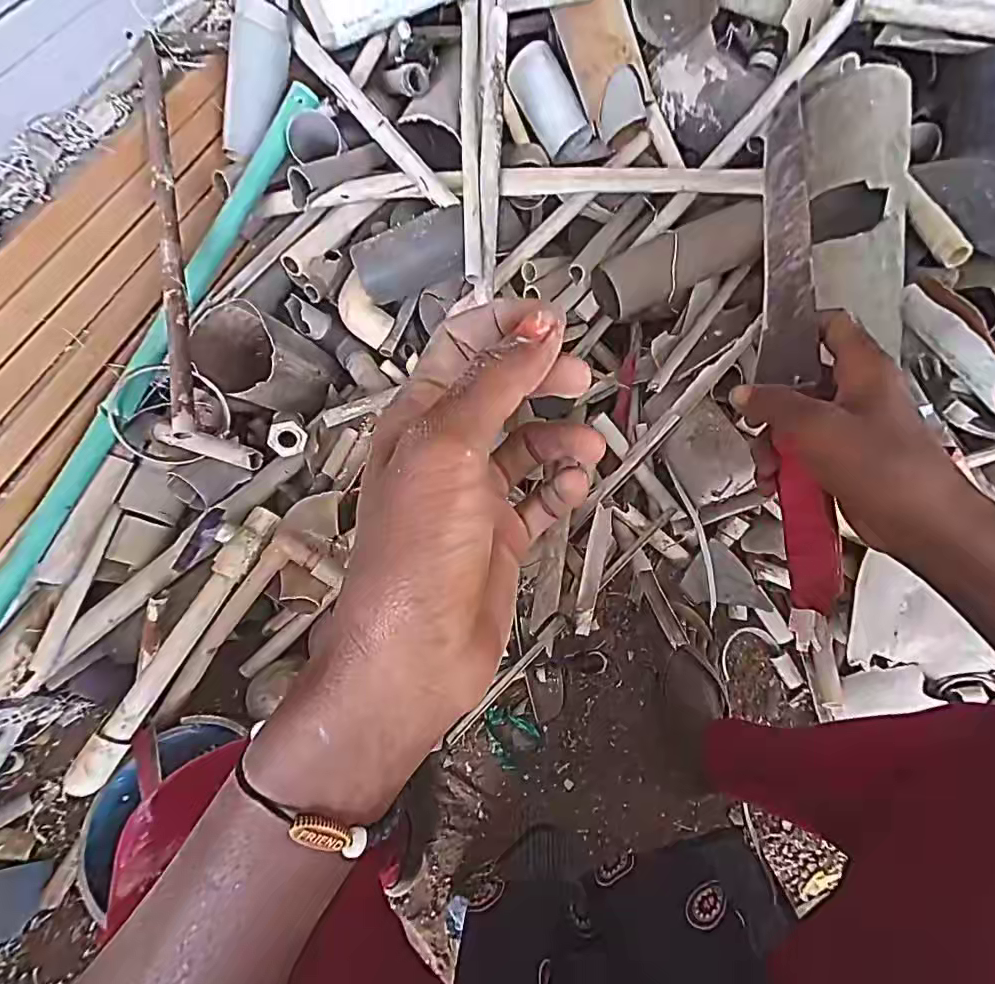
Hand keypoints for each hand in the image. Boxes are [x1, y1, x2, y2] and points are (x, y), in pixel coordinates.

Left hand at [249, 299, 602, 819]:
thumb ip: (493, 385)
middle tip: (576, 373)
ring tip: (585, 442)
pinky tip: (572, 481)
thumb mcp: (448, 448)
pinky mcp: (499, 533)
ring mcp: (473, 495)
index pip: (462, 349)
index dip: (506, 327)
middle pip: (501, 392)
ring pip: (528, 444)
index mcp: (417, 422)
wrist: (418, 650)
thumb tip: (531, 334)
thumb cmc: (408, 561)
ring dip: (561, 436)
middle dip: (542, 377)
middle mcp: (445, 454)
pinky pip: (540, 495)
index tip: (551, 322)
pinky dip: (561, 483)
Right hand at [731, 311, 994, 561]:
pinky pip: (803, 457)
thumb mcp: (816, 427)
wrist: (916, 520)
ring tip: (770, 467)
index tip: (768, 344)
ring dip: (773, 448)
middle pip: (800, 387)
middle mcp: (859, 397)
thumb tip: (746, 393)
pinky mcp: (844, 462)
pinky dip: (786, 470)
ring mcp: (851, 431)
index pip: (831, 327)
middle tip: (758, 425)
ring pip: (797, 426)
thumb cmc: (890, 469)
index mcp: (864, 371)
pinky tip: (779, 484)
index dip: (799, 329)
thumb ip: (774, 404)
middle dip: (771, 412)